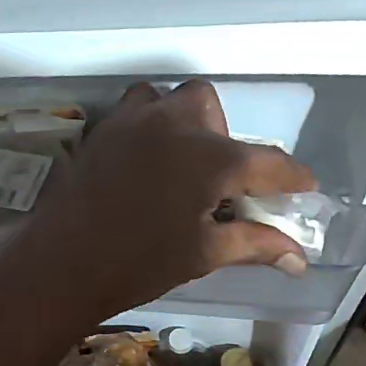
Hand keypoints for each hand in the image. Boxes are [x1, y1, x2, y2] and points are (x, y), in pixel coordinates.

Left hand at [0, 81, 316, 339]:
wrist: (61, 267)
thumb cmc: (139, 264)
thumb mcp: (203, 254)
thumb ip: (254, 244)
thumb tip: (299, 257)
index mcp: (209, 157)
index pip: (266, 161)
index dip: (291, 177)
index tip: (304, 187)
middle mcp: (173, 125)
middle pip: (210, 106)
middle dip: (223, 136)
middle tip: (217, 180)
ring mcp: (130, 122)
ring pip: (167, 98)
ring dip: (183, 121)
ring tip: (179, 162)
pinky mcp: (100, 131)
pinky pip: (133, 111)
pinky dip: (148, 125)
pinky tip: (143, 163)